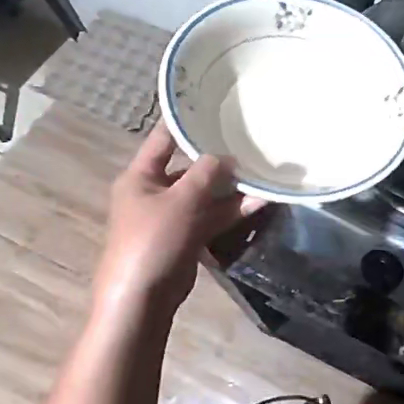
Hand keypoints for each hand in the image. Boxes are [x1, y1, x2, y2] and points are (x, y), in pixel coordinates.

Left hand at [92, 124, 264, 323]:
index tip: (213, 104)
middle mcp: (153, 191)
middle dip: (219, 160)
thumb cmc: (153, 239)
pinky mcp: (184, 239)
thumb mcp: (182, 199)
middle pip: (189, 167)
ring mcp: (169, 216)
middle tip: (249, 142)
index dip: (186, 121)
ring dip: (230, 189)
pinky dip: (230, 212)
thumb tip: (228, 157)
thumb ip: (207, 173)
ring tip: (262, 174)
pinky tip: (258, 203)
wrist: (141, 300)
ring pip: (204, 195)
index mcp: (140, 175)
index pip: (163, 137)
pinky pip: (209, 218)